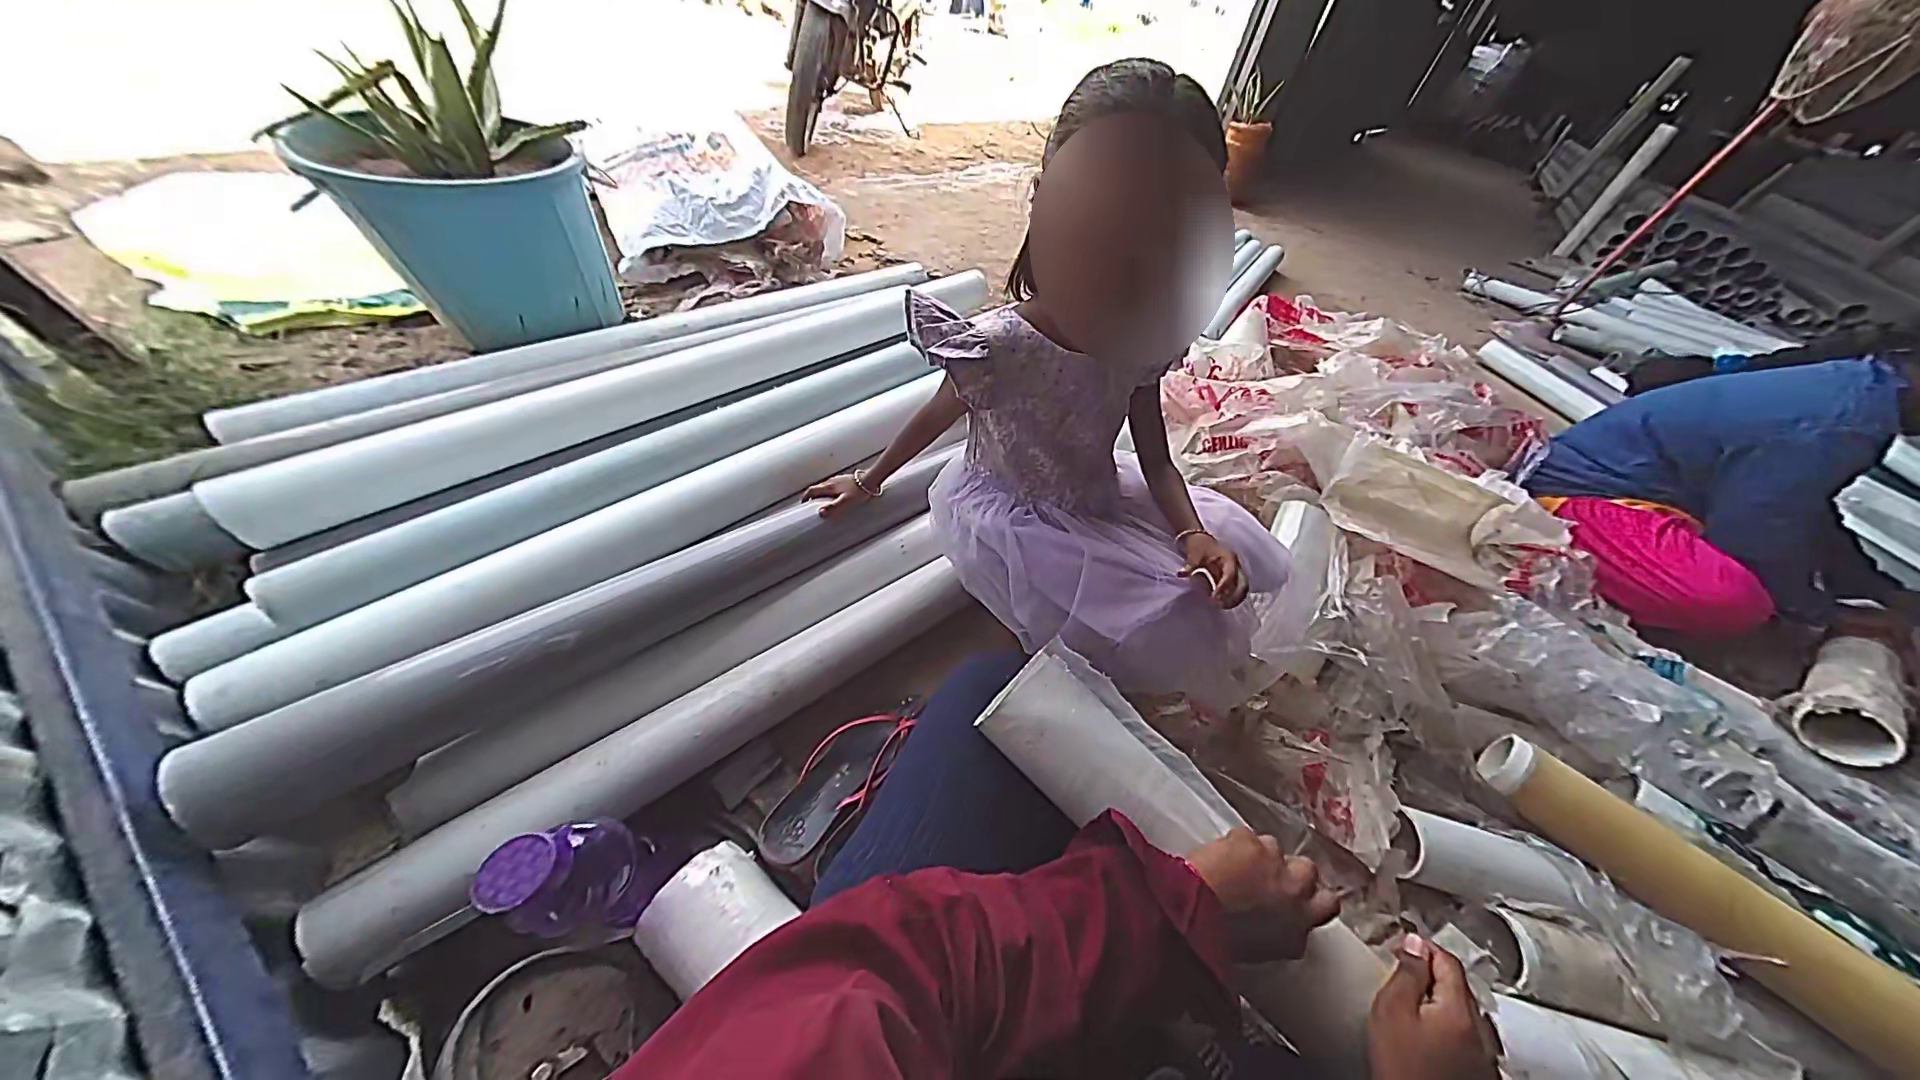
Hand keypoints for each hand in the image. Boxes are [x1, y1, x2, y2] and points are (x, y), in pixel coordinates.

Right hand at [804, 474, 874, 517]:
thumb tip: (820, 513)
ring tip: (822, 501)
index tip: (803, 502)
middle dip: (812, 495)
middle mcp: (832, 481)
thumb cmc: (859, 491)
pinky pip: (833, 485)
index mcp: (829, 486)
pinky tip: (836, 495)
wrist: (871, 479)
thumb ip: (833, 508)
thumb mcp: (845, 502)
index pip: (812, 490)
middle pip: (817, 487)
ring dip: (821, 492)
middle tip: (811, 503)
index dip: (805, 496)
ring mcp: (839, 479)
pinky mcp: (846, 479)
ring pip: (825, 486)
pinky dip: (830, 491)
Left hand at [1178, 531, 1248, 608]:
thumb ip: (1189, 566)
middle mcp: (1235, 565)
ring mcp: (1235, 570)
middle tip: (1220, 606)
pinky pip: (1236, 587)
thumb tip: (1181, 574)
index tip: (1214, 598)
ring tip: (1222, 606)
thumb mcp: (1193, 554)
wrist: (1200, 538)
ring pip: (1241, 587)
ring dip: (1234, 598)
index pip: (1230, 575)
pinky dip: (1231, 596)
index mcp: (1228, 558)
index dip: (1224, 587)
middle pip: (1242, 583)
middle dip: (1233, 596)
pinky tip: (1222, 604)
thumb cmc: (1198, 545)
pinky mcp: (1231, 575)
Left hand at [1184, 828, 1341, 961]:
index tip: (1296, 894)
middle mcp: (1295, 889)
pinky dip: (1233, 842)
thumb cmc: (1223, 941)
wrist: (1196, 913)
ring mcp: (1273, 860)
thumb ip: (1283, 933)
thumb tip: (1279, 925)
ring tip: (1235, 863)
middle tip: (1264, 874)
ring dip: (1259, 853)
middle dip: (1289, 869)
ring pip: (1274, 846)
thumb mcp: (1265, 949)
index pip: (1328, 904)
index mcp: (1301, 924)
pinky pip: (1245, 835)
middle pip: (1307, 869)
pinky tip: (1218, 853)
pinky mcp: (1248, 840)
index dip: (1313, 895)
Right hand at [1369, 934, 1499, 1079]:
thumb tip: (1415, 945)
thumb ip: (1406, 972)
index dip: (1423, 946)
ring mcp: (1483, 1057)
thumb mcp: (1392, 1009)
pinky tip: (1425, 1031)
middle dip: (1430, 971)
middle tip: (1401, 967)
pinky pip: (1465, 1035)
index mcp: (1461, 1012)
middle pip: (1458, 986)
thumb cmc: (1403, 1068)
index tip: (1402, 943)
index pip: (1448, 960)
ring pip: (1463, 1011)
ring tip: (1410, 1000)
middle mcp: (1481, 1033)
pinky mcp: (1478, 1073)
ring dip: (1439, 998)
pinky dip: (1445, 1023)